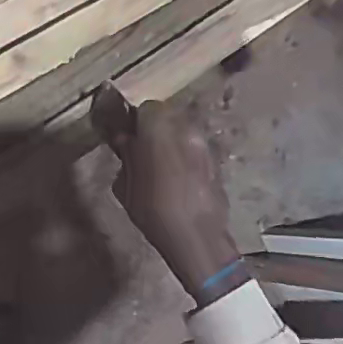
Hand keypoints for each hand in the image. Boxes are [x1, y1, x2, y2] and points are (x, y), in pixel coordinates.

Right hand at [92, 83, 244, 305]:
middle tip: (142, 153)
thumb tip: (126, 143)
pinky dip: (184, 157)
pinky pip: (194, 149)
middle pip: (168, 117)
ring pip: (183, 132)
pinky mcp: (216, 160)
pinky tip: (177, 180)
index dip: (135, 123)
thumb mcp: (125, 187)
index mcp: (159, 128)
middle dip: (154, 130)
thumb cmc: (153, 211)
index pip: (145, 108)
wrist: (196, 235)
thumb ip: (127, 158)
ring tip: (160, 169)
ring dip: (171, 143)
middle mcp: (186, 128)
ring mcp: (205, 143)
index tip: (127, 140)